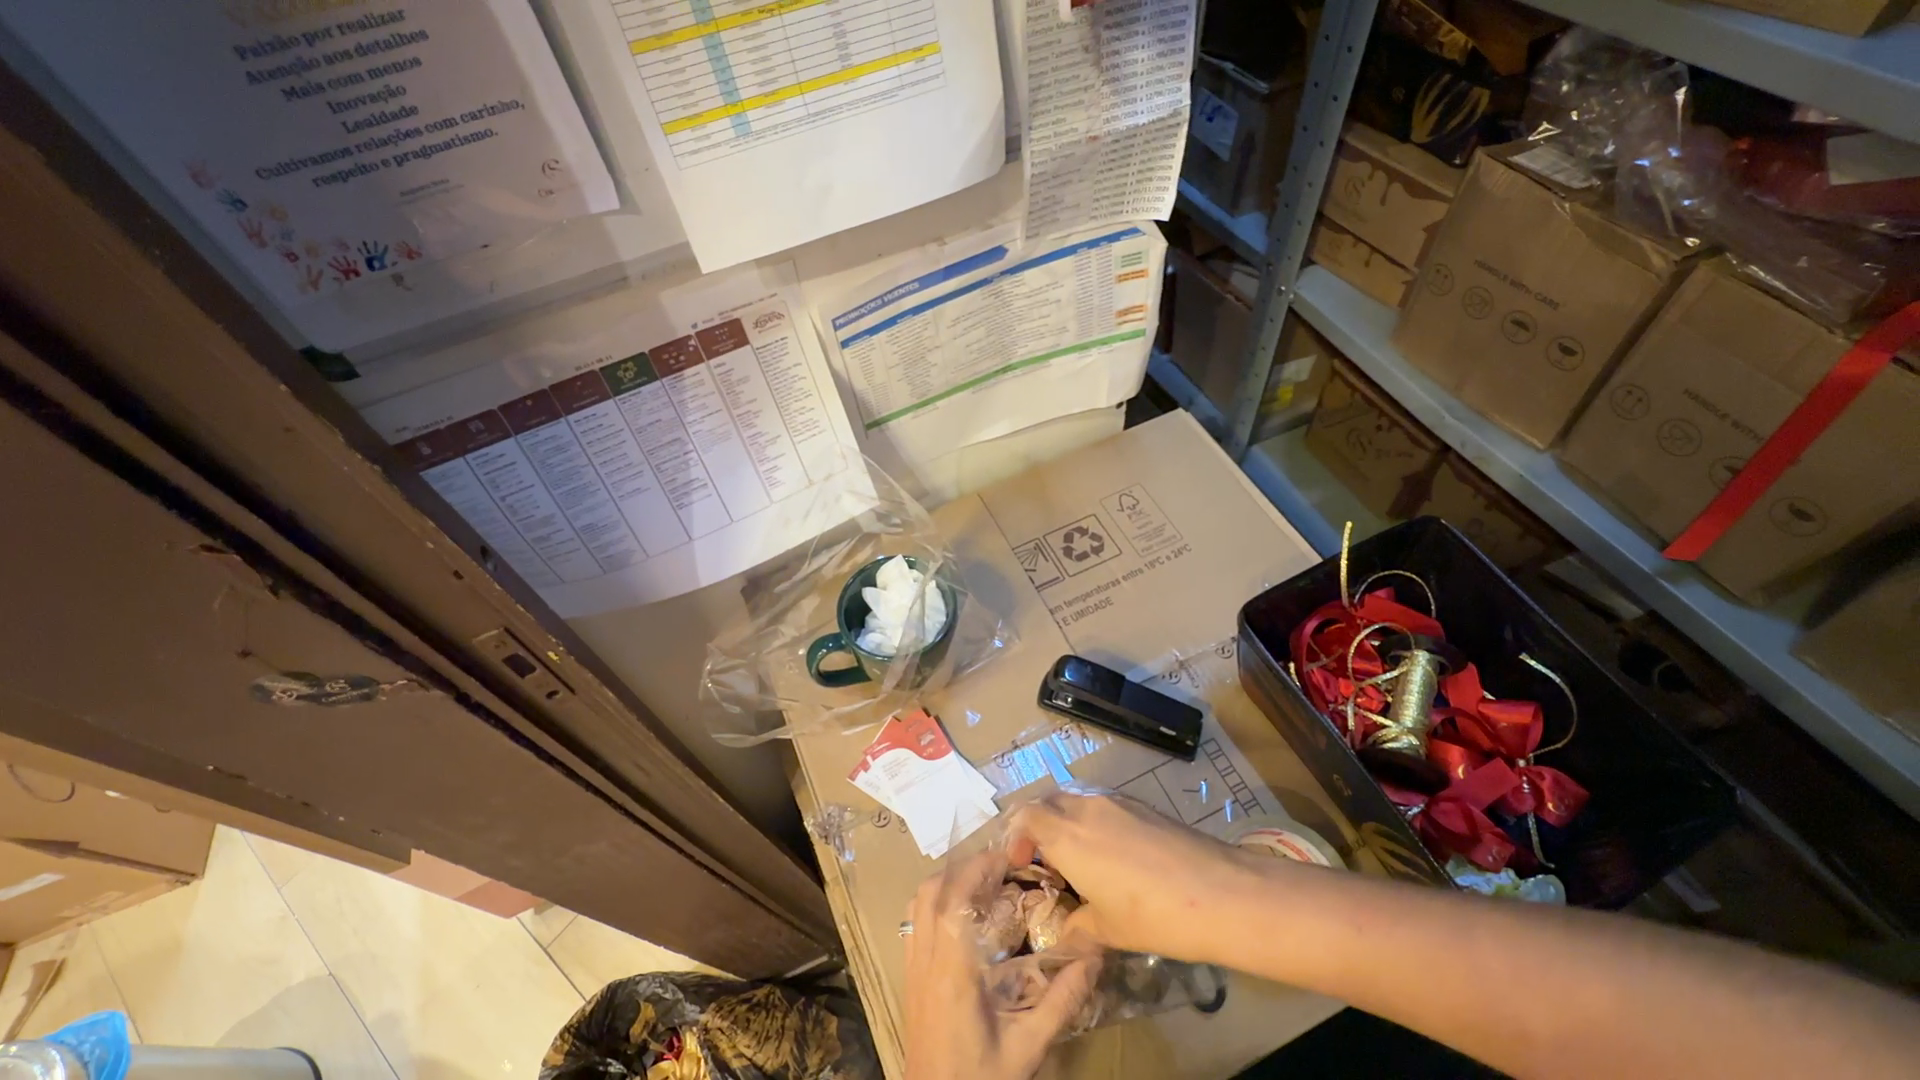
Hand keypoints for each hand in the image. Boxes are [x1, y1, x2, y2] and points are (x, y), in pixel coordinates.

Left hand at [905, 851, 1095, 1079]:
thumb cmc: (981, 1079)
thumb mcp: (1029, 1047)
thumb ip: (1061, 1001)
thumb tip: (1093, 956)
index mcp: (952, 974)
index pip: (954, 902)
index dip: (977, 869)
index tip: (1006, 856)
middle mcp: (925, 963)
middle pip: (930, 893)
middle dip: (962, 868)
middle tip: (999, 864)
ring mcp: (912, 970)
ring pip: (917, 905)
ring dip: (946, 883)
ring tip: (982, 882)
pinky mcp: (909, 980)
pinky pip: (914, 925)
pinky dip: (935, 904)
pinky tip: (962, 914)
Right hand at [1006, 793, 1284, 964]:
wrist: (1222, 893)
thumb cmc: (1153, 915)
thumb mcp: (1107, 930)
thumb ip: (1076, 928)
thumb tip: (1064, 935)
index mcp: (1067, 835)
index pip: (1024, 816)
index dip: (1015, 836)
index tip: (1020, 864)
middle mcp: (1087, 808)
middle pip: (1047, 802)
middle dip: (1036, 825)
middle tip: (1043, 860)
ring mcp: (1118, 802)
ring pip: (1076, 800)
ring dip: (1065, 821)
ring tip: (1077, 859)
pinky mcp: (1143, 806)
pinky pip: (1103, 805)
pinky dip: (1093, 823)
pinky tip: (1112, 856)